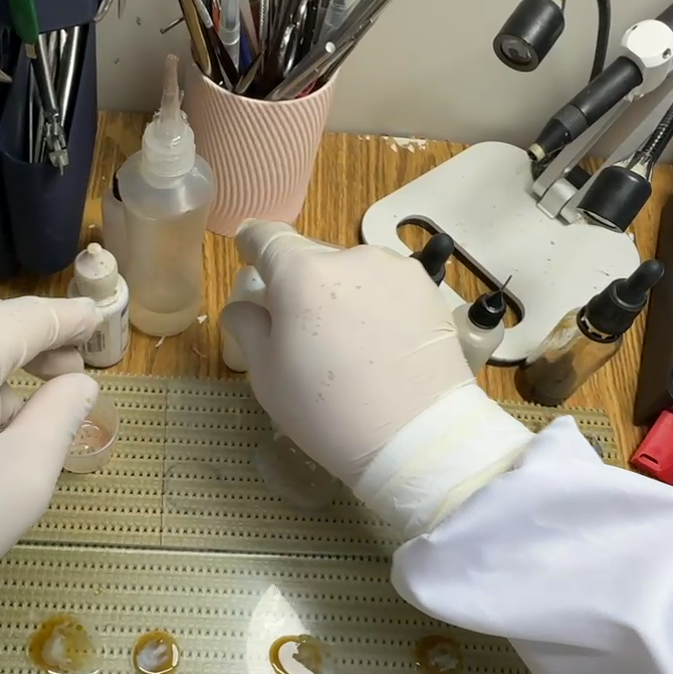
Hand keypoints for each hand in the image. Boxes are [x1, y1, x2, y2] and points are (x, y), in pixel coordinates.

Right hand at [221, 221, 533, 535]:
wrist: (416, 437)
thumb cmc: (327, 411)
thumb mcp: (267, 377)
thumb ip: (248, 327)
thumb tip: (244, 308)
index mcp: (301, 275)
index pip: (265, 237)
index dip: (251, 244)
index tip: (248, 258)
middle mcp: (349, 258)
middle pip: (310, 257)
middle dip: (298, 283)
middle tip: (299, 328)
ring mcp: (394, 270)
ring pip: (351, 271)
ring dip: (339, 293)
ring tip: (346, 343)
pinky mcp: (427, 289)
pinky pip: (386, 286)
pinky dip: (374, 304)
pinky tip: (379, 344)